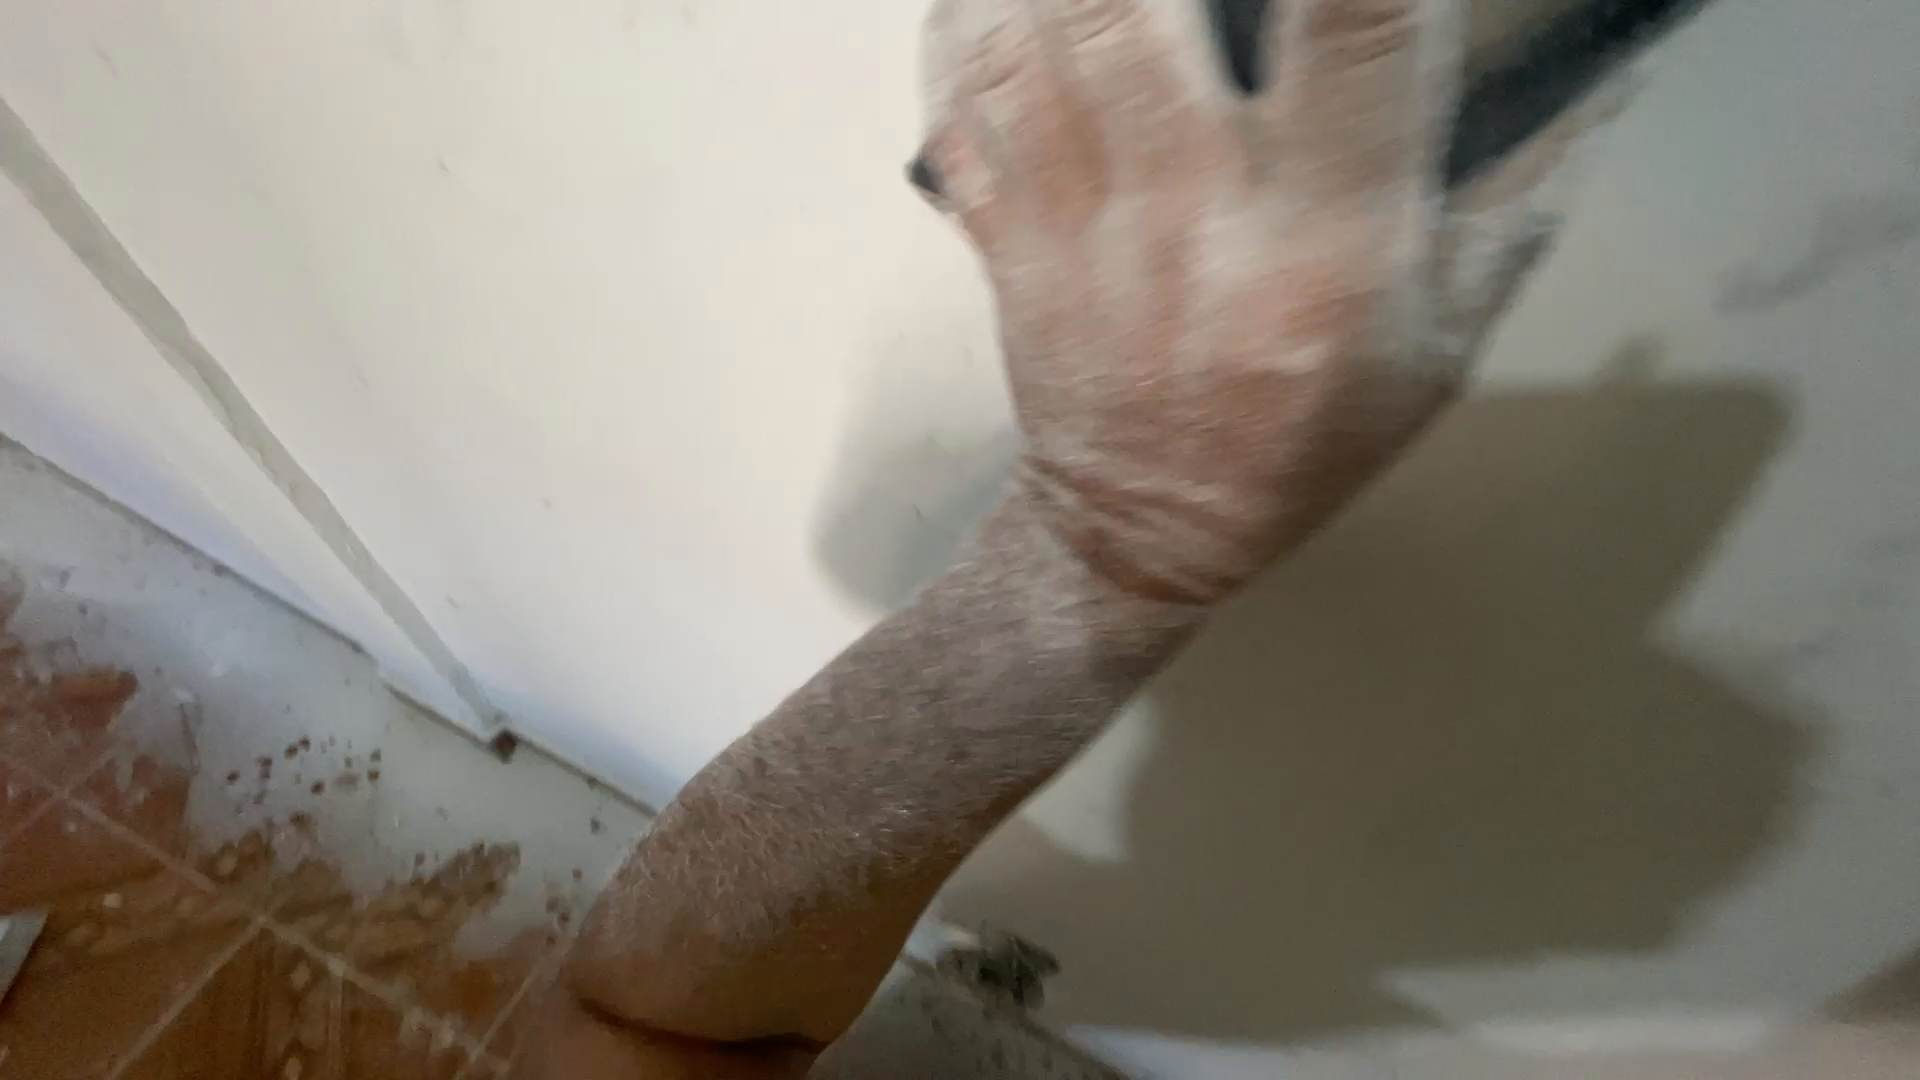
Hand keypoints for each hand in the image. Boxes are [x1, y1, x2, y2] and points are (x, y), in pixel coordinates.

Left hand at [916, 0, 1607, 602]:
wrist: (1144, 532)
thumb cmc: (1296, 452)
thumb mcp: (1434, 359)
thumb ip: (1511, 214)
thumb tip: (1598, 76)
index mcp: (1324, 245)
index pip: (1354, 24)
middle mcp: (1193, 220)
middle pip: (1135, 13)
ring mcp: (1082, 240)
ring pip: (1033, 52)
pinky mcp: (1014, 266)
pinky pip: (964, 134)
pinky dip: (957, 50)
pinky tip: (971, 7)